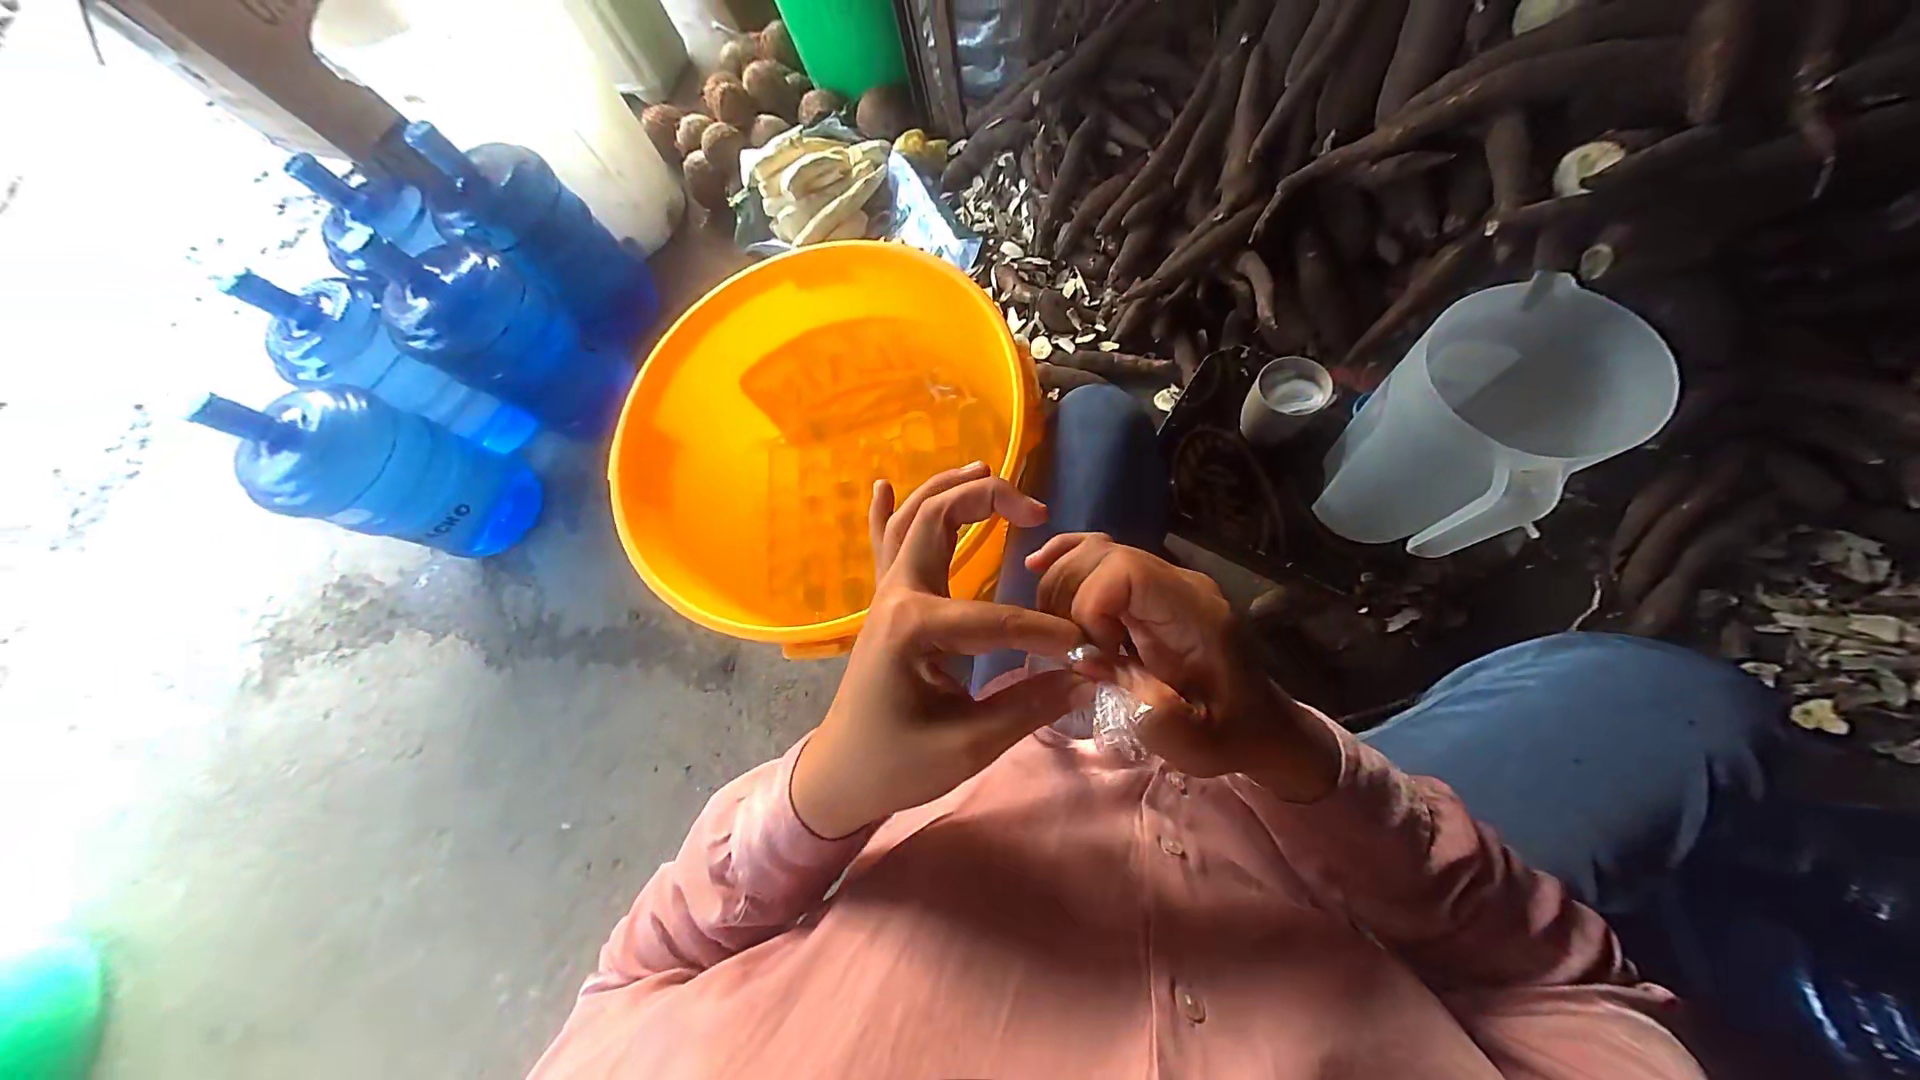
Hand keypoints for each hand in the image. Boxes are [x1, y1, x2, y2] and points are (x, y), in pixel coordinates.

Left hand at [789, 463, 1089, 838]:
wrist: (840, 775)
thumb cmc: (896, 765)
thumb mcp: (967, 746)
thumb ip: (1029, 705)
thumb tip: (1087, 676)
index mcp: (913, 628)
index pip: (995, 618)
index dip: (1046, 632)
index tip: (1087, 651)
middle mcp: (897, 597)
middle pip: (936, 520)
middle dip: (986, 499)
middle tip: (1037, 510)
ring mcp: (886, 596)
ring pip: (910, 521)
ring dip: (946, 489)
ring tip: (984, 468)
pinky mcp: (884, 606)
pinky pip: (883, 547)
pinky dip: (886, 512)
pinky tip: (884, 484)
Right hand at [1029, 534, 1339, 801]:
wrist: (1258, 722)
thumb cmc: (1229, 736)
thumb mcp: (1200, 747)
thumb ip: (1156, 713)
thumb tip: (1090, 662)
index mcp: (1194, 614)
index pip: (1126, 572)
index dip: (1091, 607)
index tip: (1094, 657)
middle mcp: (1178, 583)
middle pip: (1101, 555)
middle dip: (1066, 598)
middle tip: (1067, 648)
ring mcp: (1161, 578)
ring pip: (1093, 550)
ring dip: (1058, 585)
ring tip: (1056, 631)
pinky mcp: (1146, 584)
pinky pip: (1100, 554)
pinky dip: (1065, 557)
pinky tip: (1037, 567)